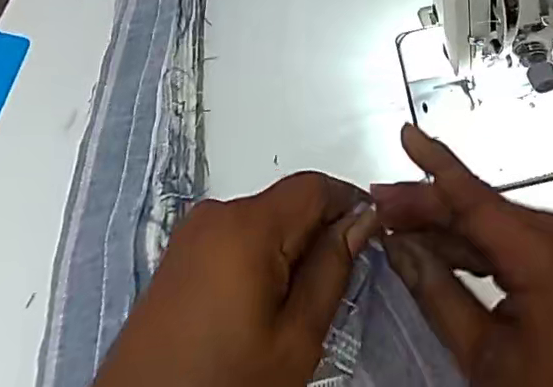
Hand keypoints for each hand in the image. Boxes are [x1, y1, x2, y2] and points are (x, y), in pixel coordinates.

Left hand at [92, 172, 382, 386]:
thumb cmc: (225, 382)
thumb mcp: (296, 339)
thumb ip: (331, 270)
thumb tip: (361, 219)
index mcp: (247, 225)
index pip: (314, 185)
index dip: (348, 203)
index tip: (371, 237)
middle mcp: (217, 212)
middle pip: (286, 202)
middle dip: (317, 233)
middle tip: (331, 289)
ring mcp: (194, 229)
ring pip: (263, 219)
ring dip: (288, 248)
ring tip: (292, 308)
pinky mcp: (181, 249)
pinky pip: (235, 234)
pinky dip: (258, 256)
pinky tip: (259, 306)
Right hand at [370, 124, 552, 386]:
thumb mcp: (486, 356)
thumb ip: (437, 293)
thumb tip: (402, 250)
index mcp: (540, 253)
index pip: (471, 194)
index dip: (434, 161)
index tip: (409, 135)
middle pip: (471, 204)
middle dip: (422, 203)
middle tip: (380, 203)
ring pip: (482, 218)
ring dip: (438, 220)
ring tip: (396, 221)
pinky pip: (498, 233)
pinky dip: (463, 236)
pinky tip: (433, 242)